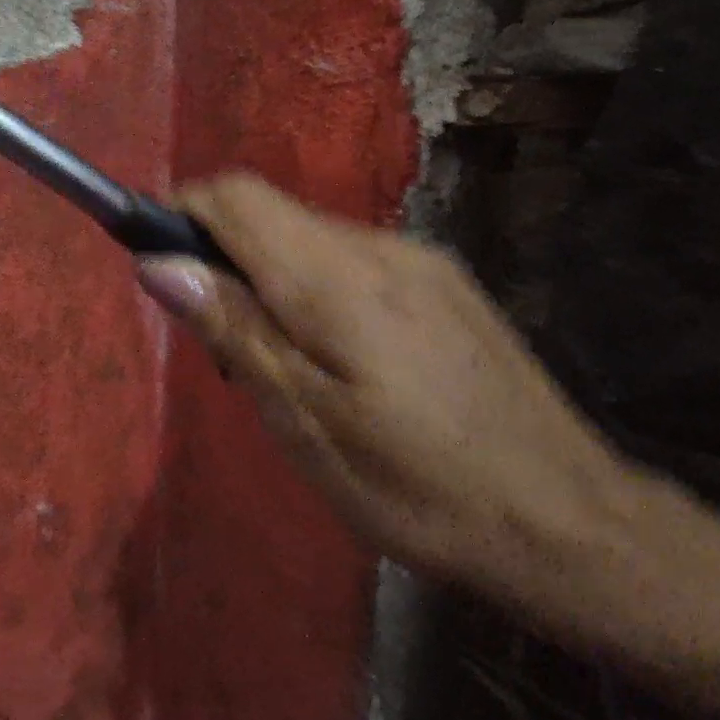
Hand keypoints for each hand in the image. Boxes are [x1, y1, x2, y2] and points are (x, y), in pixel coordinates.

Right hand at [137, 173, 719, 716]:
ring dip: (266, 282)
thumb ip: (230, 326)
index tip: (154, 267)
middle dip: (220, 261)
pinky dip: (312, 294)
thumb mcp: (299, 416)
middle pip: (270, 215)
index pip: (233, 196)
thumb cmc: (409, 481)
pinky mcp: (448, 290)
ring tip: (276, 368)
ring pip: (309, 241)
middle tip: (220, 349)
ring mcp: (423, 265)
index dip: (179, 213)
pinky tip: (333, 365)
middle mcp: (379, 248)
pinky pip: (352, 266)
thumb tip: (156, 262)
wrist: (564, 524)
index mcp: (334, 276)